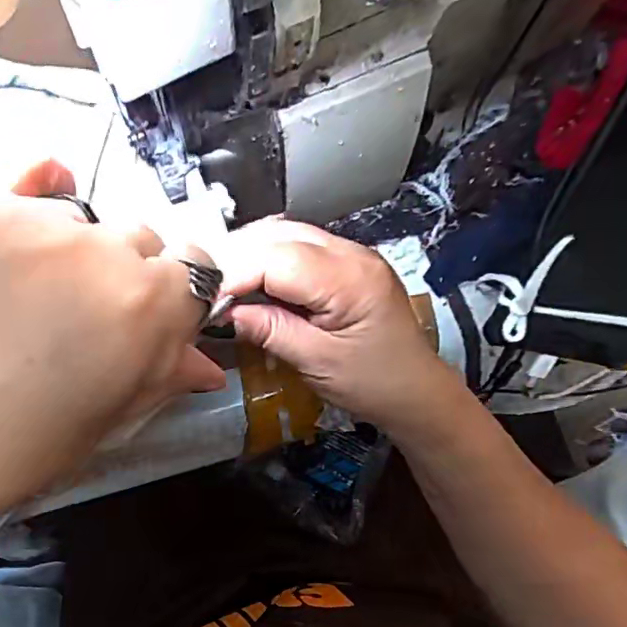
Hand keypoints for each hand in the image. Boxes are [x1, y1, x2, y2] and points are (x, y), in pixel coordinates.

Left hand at [0, 160, 225, 569]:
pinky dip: (22, 211)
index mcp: (143, 307)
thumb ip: (159, 378)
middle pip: (137, 237)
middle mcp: (95, 247)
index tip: (145, 320)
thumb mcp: (100, 424)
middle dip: (122, 274)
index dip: (172, 298)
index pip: (194, 268)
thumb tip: (203, 364)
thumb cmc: (11, 456)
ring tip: (22, 300)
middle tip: (77, 318)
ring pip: (76, 217)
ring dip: (68, 251)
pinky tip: (6, 245)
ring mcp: (24, 220)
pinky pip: (18, 189)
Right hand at [209, 218, 466, 435]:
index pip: (277, 259)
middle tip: (211, 293)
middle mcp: (352, 254)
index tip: (211, 303)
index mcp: (349, 279)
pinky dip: (268, 261)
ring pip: (287, 235)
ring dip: (251, 257)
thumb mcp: (316, 363)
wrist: (415, 390)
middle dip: (239, 259)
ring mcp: (351, 255)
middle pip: (280, 236)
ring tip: (226, 289)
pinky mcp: (345, 264)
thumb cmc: (372, 382)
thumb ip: (271, 331)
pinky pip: (298, 248)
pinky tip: (253, 285)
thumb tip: (228, 312)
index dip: (237, 276)